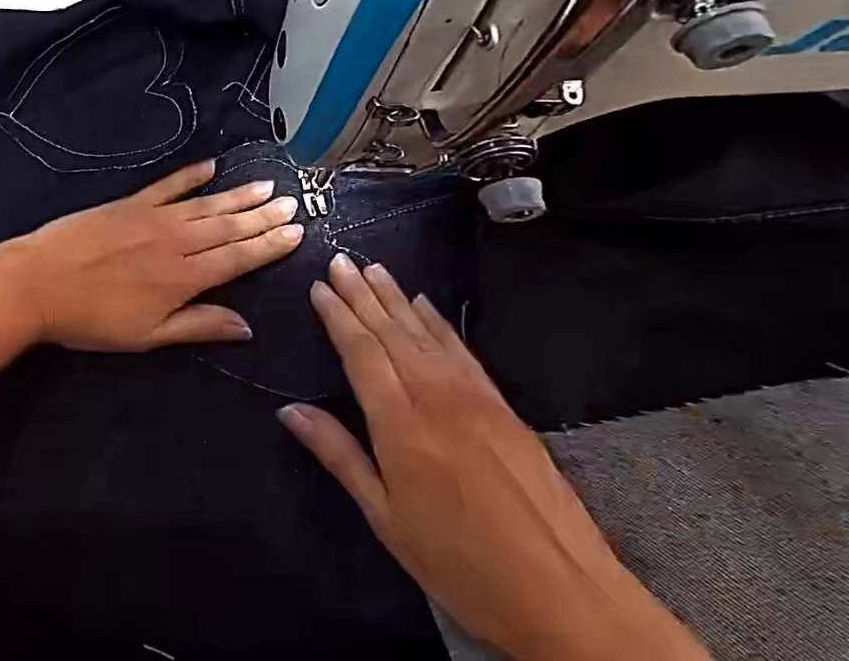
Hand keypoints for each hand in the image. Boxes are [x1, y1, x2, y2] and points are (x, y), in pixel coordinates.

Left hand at [0, 159, 302, 351]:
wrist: (37, 283)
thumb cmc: (92, 319)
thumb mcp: (147, 335)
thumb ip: (199, 325)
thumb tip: (246, 327)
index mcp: (184, 277)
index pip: (239, 258)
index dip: (270, 245)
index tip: (296, 232)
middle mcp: (178, 241)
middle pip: (230, 226)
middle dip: (265, 216)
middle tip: (293, 203)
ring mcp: (155, 217)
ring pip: (208, 204)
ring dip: (240, 195)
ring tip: (268, 185)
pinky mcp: (131, 203)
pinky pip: (169, 186)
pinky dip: (192, 176)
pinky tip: (212, 166)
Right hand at [280, 256, 709, 660]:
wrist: (557, 587)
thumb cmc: (457, 562)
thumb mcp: (385, 517)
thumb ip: (338, 454)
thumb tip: (290, 410)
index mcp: (399, 422)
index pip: (361, 351)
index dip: (338, 316)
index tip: (320, 287)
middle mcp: (434, 394)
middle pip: (390, 331)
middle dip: (361, 293)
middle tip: (341, 261)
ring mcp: (471, 393)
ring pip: (424, 331)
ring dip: (395, 297)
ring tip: (374, 269)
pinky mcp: (499, 400)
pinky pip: (459, 347)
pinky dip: (437, 320)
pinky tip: (424, 303)